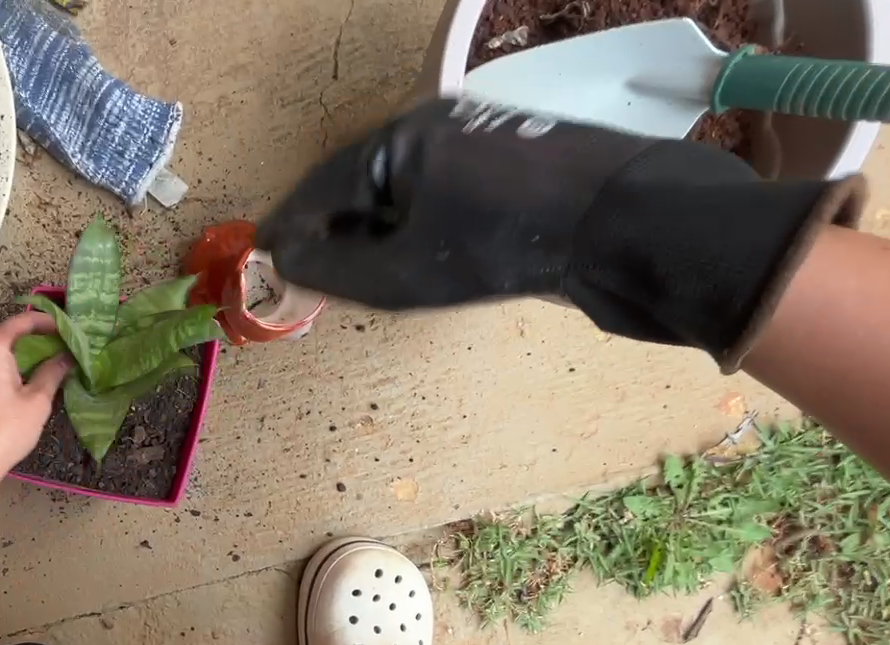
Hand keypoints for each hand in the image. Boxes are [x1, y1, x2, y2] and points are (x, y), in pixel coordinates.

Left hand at [0, 312, 70, 482]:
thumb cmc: (3, 431)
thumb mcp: (36, 401)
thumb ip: (52, 373)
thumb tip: (65, 358)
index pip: (22, 321)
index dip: (48, 322)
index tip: (68, 330)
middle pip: (7, 335)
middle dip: (35, 340)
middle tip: (62, 349)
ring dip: (20, 357)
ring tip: (47, 367)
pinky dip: (5, 370)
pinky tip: (22, 384)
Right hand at [257, 99, 862, 367]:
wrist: (629, 225)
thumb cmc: (498, 247)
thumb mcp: (396, 274)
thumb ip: (325, 268)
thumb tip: (282, 255)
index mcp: (397, 140)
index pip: (317, 187)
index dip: (284, 225)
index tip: (259, 253)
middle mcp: (433, 125)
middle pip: (356, 186)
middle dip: (330, 231)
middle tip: (311, 273)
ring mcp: (475, 136)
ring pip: (397, 191)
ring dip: (372, 232)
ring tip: (362, 274)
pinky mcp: (509, 157)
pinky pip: (434, 192)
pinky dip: (411, 225)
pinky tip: (417, 256)